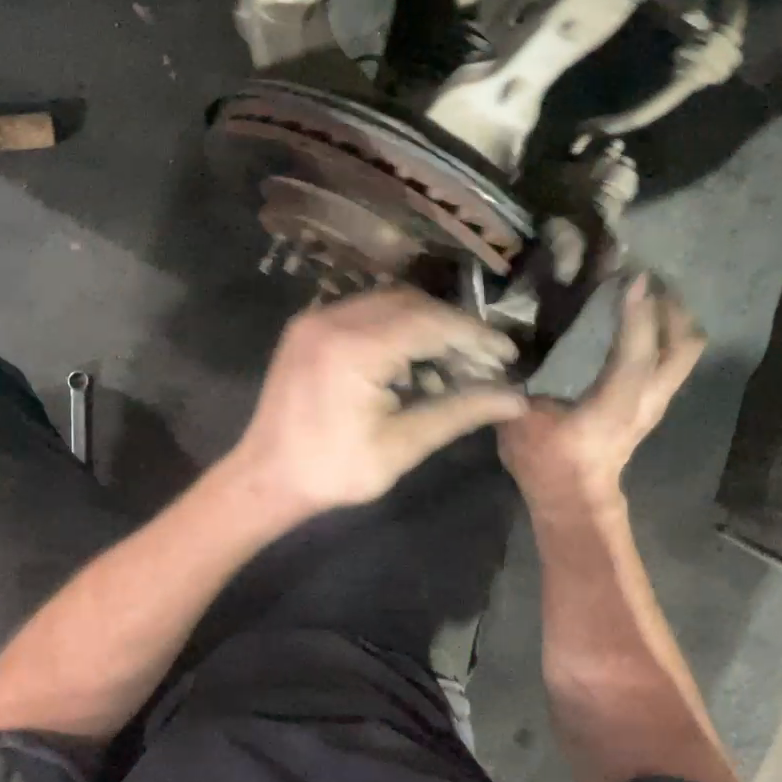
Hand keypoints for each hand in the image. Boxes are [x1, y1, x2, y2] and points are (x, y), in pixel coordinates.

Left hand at [225, 287, 528, 517]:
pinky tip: (415, 364)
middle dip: (453, 330)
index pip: (430, 323)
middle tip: (486, 363)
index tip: (509, 355)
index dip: (475, 335)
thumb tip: (516, 399)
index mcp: (353, 349)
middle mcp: (331, 320)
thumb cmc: (332, 471)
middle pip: (411, 305)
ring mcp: (314, 320)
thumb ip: (458, 412)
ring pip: (388, 305)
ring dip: (425, 328)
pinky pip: (363, 314)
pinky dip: (395, 330)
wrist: (266, 477)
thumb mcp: (400, 446)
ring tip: (456, 366)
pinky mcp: (306, 328)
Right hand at [496, 274, 705, 517]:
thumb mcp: (517, 422)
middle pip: (683, 345)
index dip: (637, 314)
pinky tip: (636, 320)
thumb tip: (491, 351)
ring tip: (644, 294)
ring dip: (671, 318)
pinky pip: (671, 358)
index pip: (636, 354)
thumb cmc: (545, 462)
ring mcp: (655, 402)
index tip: (634, 277)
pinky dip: (662, 333)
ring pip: (684, 350)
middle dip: (670, 308)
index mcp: (614, 406)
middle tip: (644, 281)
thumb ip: (511, 385)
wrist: (573, 499)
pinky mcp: (650, 403)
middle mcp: (646, 400)